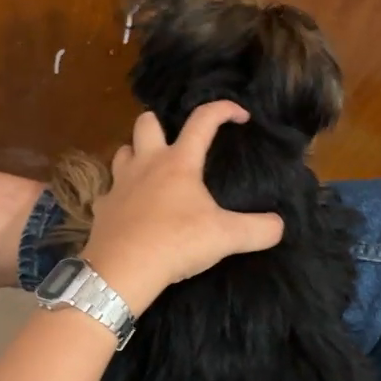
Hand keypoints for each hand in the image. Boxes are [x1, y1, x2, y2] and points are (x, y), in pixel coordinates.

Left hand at [79, 101, 284, 313]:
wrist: (122, 270)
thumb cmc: (176, 242)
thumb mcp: (226, 237)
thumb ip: (259, 229)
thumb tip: (278, 226)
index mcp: (178, 162)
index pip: (202, 120)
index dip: (223, 110)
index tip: (241, 115)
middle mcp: (146, 164)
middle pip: (146, 122)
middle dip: (161, 123)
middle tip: (176, 142)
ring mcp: (120, 184)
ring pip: (123, 151)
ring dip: (137, 154)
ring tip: (152, 170)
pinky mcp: (103, 207)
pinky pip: (110, 190)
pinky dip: (121, 194)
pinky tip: (131, 208)